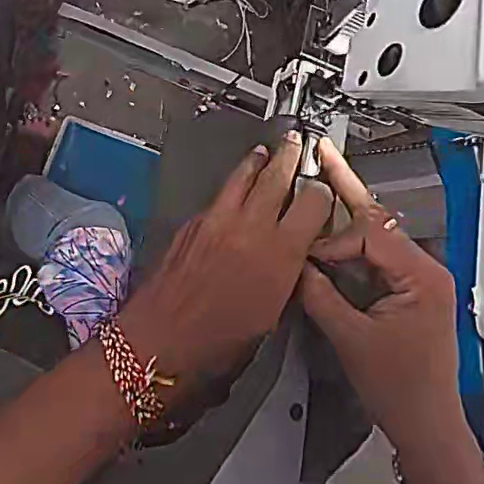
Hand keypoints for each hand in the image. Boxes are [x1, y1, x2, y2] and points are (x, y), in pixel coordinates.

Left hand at [118, 133, 333, 390]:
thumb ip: (288, 272)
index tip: (323, 191)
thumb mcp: (272, 312)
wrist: (160, 339)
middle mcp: (251, 227)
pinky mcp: (194, 222)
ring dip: (258, 161)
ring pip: (244, 176)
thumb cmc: (218, 341)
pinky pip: (220, 194)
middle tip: (296, 142)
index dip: (322, 193)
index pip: (313, 203)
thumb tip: (294, 252)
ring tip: (265, 151)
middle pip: (277, 176)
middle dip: (290, 156)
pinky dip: (233, 184)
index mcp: (280, 253)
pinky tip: (236, 185)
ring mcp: (219, 219)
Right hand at [298, 138, 470, 474]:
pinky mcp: (408, 290)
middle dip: (344, 189)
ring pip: (375, 237)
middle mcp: (425, 270)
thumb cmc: (403, 390)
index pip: (370, 235)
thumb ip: (319, 295)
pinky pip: (375, 258)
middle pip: (376, 222)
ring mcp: (418, 279)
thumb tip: (297, 266)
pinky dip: (349, 248)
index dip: (332, 240)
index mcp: (421, 276)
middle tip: (323, 155)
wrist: (427, 424)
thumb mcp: (351, 339)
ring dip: (344, 217)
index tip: (307, 256)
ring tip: (323, 181)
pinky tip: (329, 232)